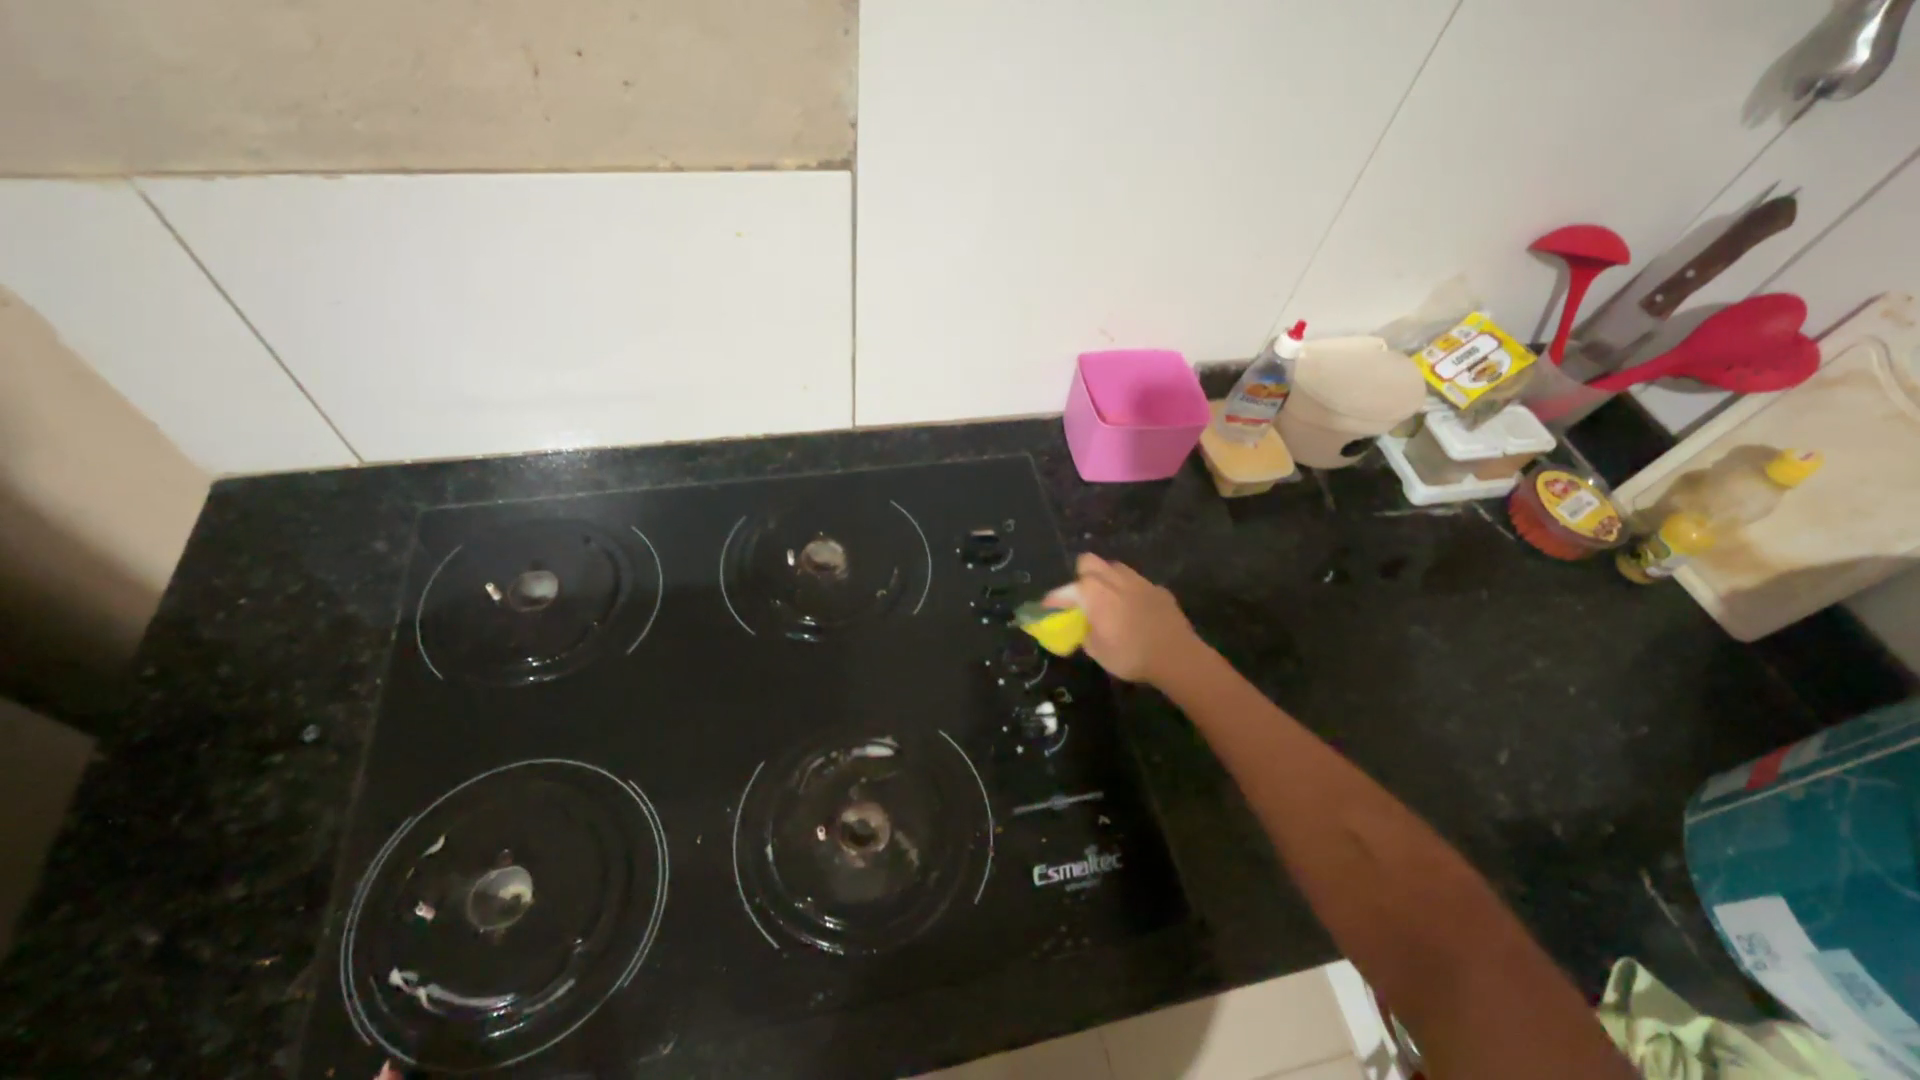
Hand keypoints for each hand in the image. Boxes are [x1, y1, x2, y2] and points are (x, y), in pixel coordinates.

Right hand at [1046, 554, 1204, 686]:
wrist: (1175, 655)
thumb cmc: (1130, 654)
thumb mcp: (1096, 650)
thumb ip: (1084, 633)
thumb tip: (1081, 627)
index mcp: (1093, 592)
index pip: (1064, 590)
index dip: (1054, 600)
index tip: (1048, 609)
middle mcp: (1113, 578)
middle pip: (1088, 562)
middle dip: (1081, 576)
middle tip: (1082, 598)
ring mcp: (1138, 581)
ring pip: (1115, 568)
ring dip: (1106, 579)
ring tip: (1108, 600)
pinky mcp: (1158, 589)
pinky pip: (1136, 583)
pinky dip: (1129, 592)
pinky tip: (1134, 610)